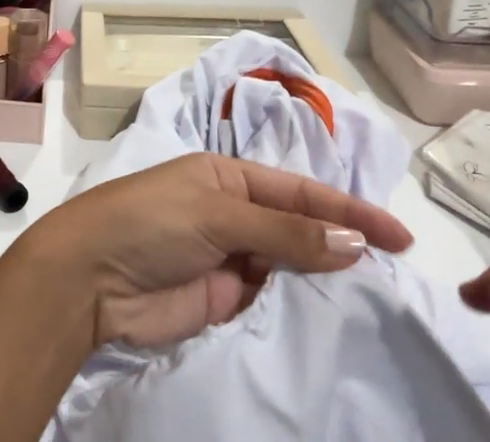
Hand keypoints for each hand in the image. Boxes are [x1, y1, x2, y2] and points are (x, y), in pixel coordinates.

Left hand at [24, 154, 411, 348]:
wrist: (90, 278)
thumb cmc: (149, 223)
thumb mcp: (218, 214)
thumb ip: (286, 231)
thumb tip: (354, 242)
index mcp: (228, 175)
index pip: (300, 191)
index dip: (349, 210)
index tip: (399, 235)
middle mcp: (232, 212)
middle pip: (299, 227)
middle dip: (341, 242)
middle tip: (396, 268)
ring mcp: (228, 257)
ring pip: (289, 265)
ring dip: (323, 275)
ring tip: (373, 291)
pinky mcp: (222, 299)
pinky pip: (270, 298)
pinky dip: (297, 304)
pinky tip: (330, 312)